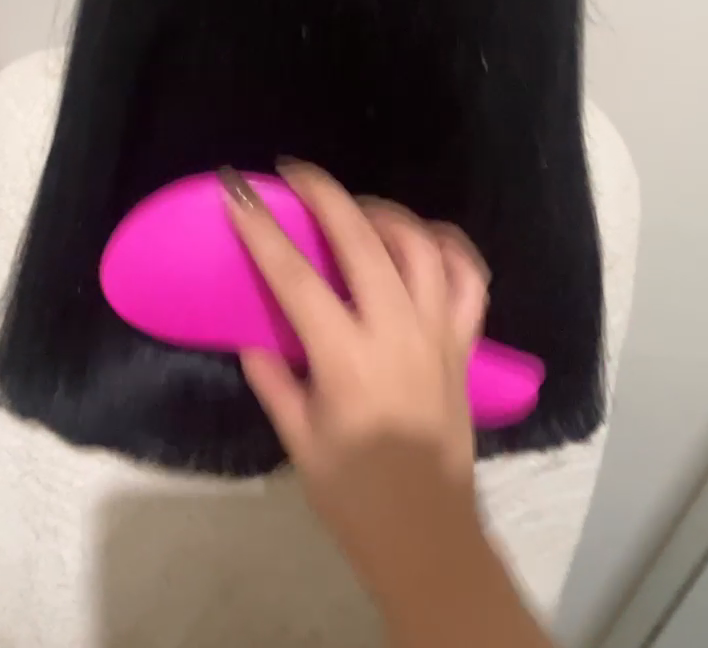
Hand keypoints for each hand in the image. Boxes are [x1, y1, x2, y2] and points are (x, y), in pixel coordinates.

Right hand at [220, 161, 554, 647]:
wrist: (428, 535)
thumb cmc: (354, 494)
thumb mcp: (297, 440)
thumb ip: (273, 379)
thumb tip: (253, 336)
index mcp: (347, 359)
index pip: (296, 278)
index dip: (262, 231)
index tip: (238, 192)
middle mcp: (397, 333)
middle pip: (363, 240)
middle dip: (326, 194)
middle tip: (297, 172)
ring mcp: (439, 333)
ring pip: (420, 247)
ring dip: (385, 213)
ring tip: (356, 206)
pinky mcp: (464, 344)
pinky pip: (469, 279)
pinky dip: (449, 246)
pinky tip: (423, 237)